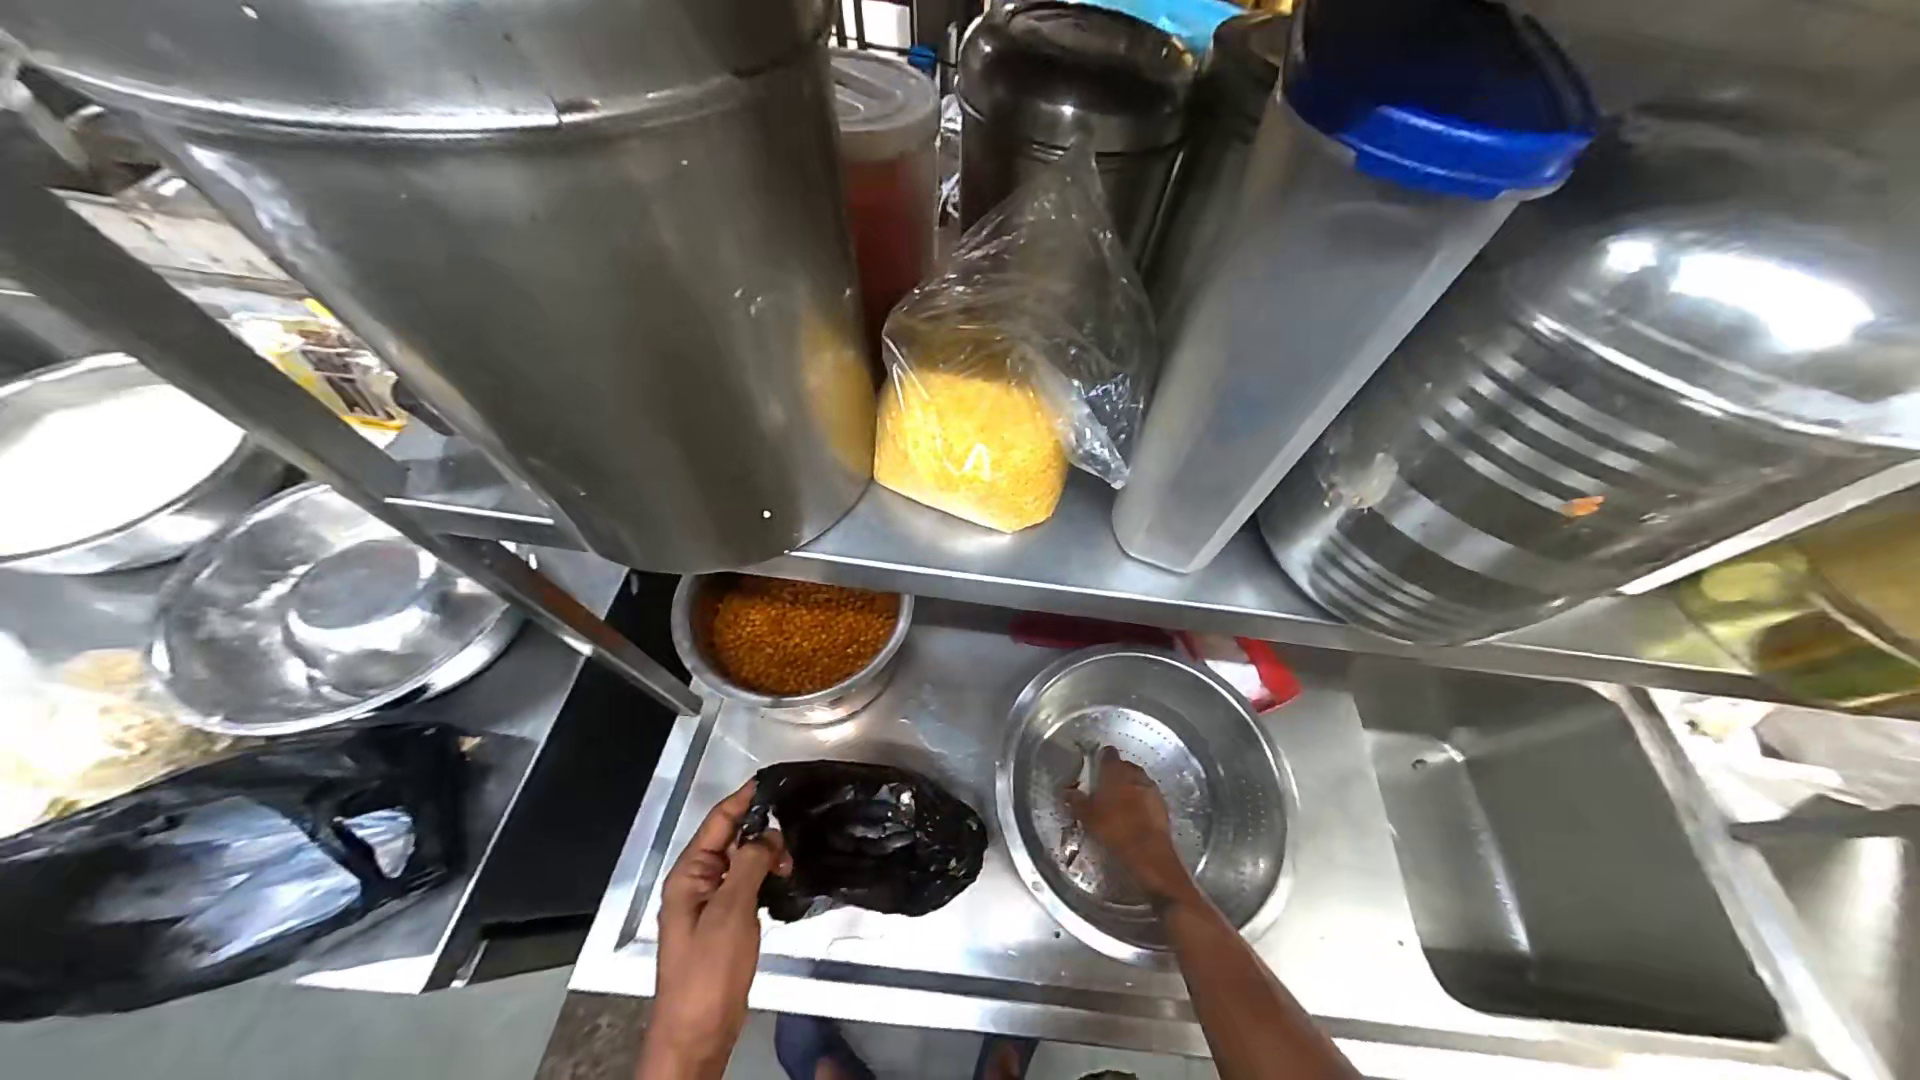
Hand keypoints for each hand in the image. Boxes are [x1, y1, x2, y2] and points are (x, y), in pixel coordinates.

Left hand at [640, 782, 790, 1079]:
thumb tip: (769, 835)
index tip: (771, 782)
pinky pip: (747, 883)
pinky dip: (766, 875)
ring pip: (742, 861)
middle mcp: (697, 882)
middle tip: (795, 829)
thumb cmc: (708, 970)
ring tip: (793, 859)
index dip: (743, 798)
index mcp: (689, 874)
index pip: (717, 821)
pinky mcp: (726, 921)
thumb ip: (748, 864)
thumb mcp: (729, 911)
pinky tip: (785, 877)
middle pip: (730, 838)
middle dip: (761, 829)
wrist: (697, 1032)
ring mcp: (711, 902)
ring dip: (766, 854)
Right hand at [1064, 747, 1198, 908]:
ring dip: (1130, 787)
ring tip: (1120, 804)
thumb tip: (1066, 792)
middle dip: (1116, 775)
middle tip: (1105, 790)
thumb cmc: (1113, 828)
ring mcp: (1151, 788)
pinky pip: (1149, 796)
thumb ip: (1076, 800)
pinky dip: (1142, 801)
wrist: (1147, 852)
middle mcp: (1135, 773)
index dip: (1102, 759)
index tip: (1096, 769)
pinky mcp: (1163, 804)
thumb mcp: (1087, 816)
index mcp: (1115, 771)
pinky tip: (1135, 816)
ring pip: (1138, 780)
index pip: (1108, 754)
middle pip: (1124, 766)